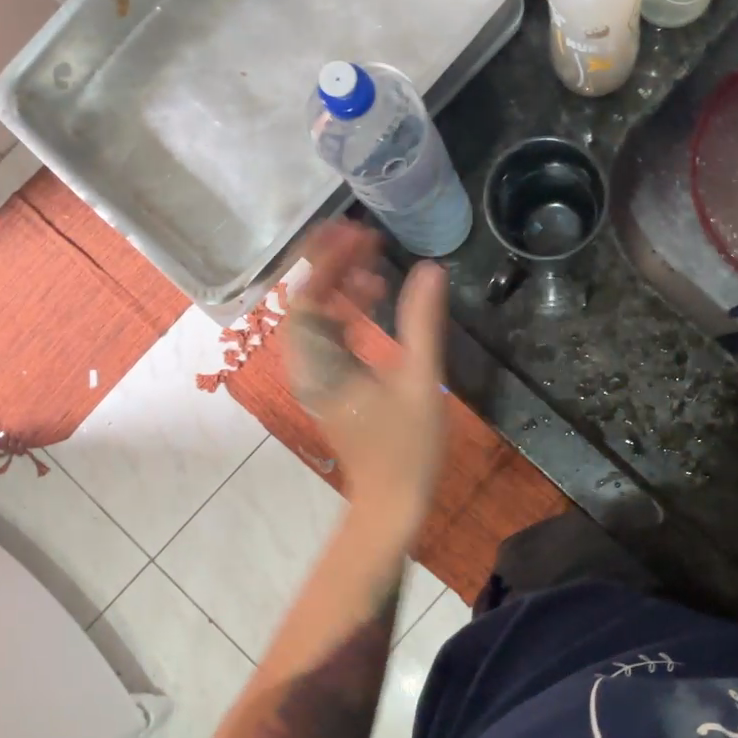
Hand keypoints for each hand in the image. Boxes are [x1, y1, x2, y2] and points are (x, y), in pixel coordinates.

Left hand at [285, 222, 447, 521]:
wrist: (392, 502)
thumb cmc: (407, 447)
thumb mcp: (420, 380)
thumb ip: (422, 322)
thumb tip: (429, 271)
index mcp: (321, 364)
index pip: (309, 298)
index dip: (329, 262)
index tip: (358, 234)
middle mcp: (309, 367)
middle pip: (307, 304)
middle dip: (333, 268)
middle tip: (367, 242)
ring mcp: (318, 378)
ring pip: (317, 321)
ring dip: (341, 291)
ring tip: (376, 273)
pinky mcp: (332, 387)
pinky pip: (328, 338)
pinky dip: (346, 315)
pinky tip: (373, 306)